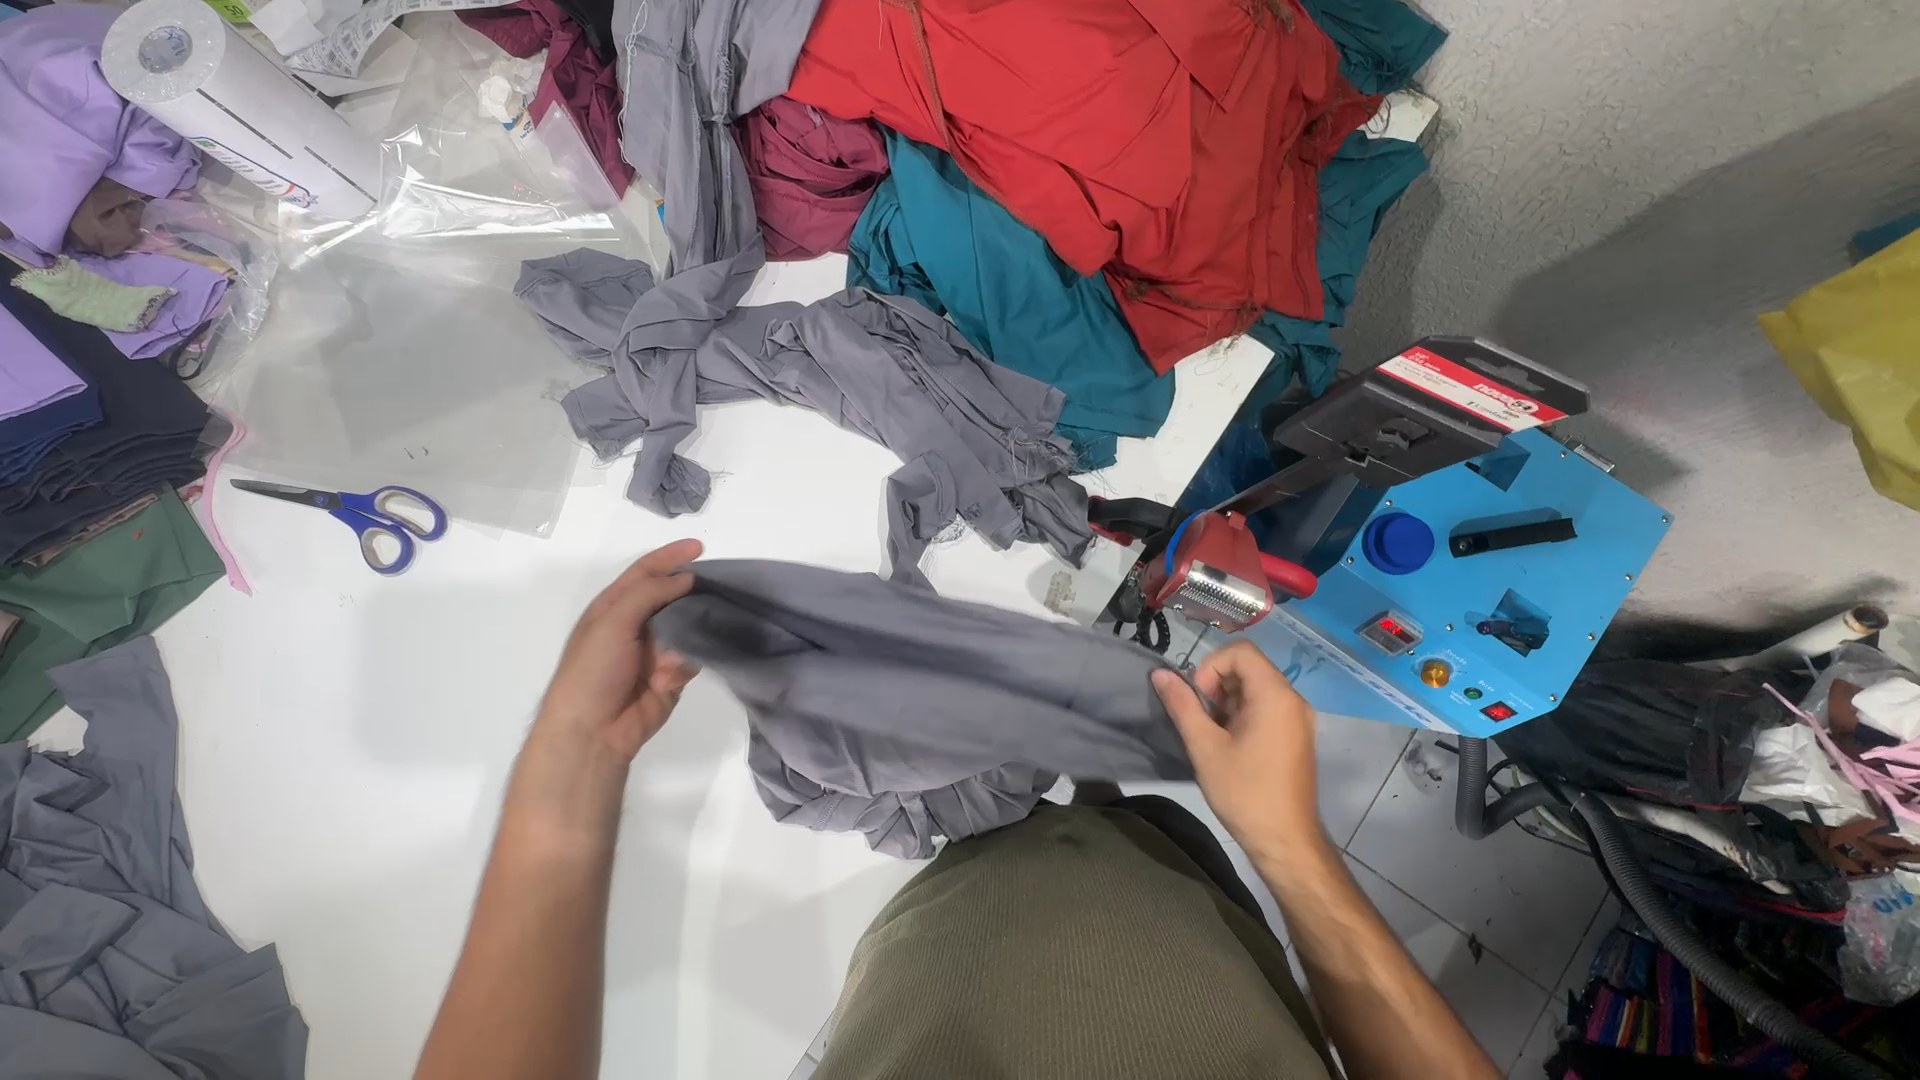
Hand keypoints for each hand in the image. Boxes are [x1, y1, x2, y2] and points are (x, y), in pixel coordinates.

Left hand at [536, 539, 702, 762]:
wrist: (593, 732)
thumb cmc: (592, 672)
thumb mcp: (612, 623)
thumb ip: (649, 594)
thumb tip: (686, 578)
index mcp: (614, 607)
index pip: (646, 572)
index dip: (671, 557)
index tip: (700, 547)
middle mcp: (636, 624)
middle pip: (673, 597)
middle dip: (690, 597)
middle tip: (713, 594)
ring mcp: (655, 650)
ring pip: (689, 627)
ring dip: (684, 638)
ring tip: (668, 658)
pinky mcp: (672, 675)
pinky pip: (693, 657)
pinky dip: (683, 665)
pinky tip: (667, 679)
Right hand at [1151, 641, 1324, 859]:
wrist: (1285, 841)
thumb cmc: (1244, 792)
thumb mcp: (1204, 746)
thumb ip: (1182, 704)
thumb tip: (1159, 674)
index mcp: (1275, 696)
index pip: (1240, 652)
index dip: (1211, 667)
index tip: (1200, 700)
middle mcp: (1292, 700)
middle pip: (1248, 667)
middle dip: (1217, 685)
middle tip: (1203, 720)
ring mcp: (1298, 718)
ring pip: (1255, 688)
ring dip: (1227, 702)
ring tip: (1214, 736)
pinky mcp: (1296, 735)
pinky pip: (1266, 707)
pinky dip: (1242, 714)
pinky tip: (1229, 745)